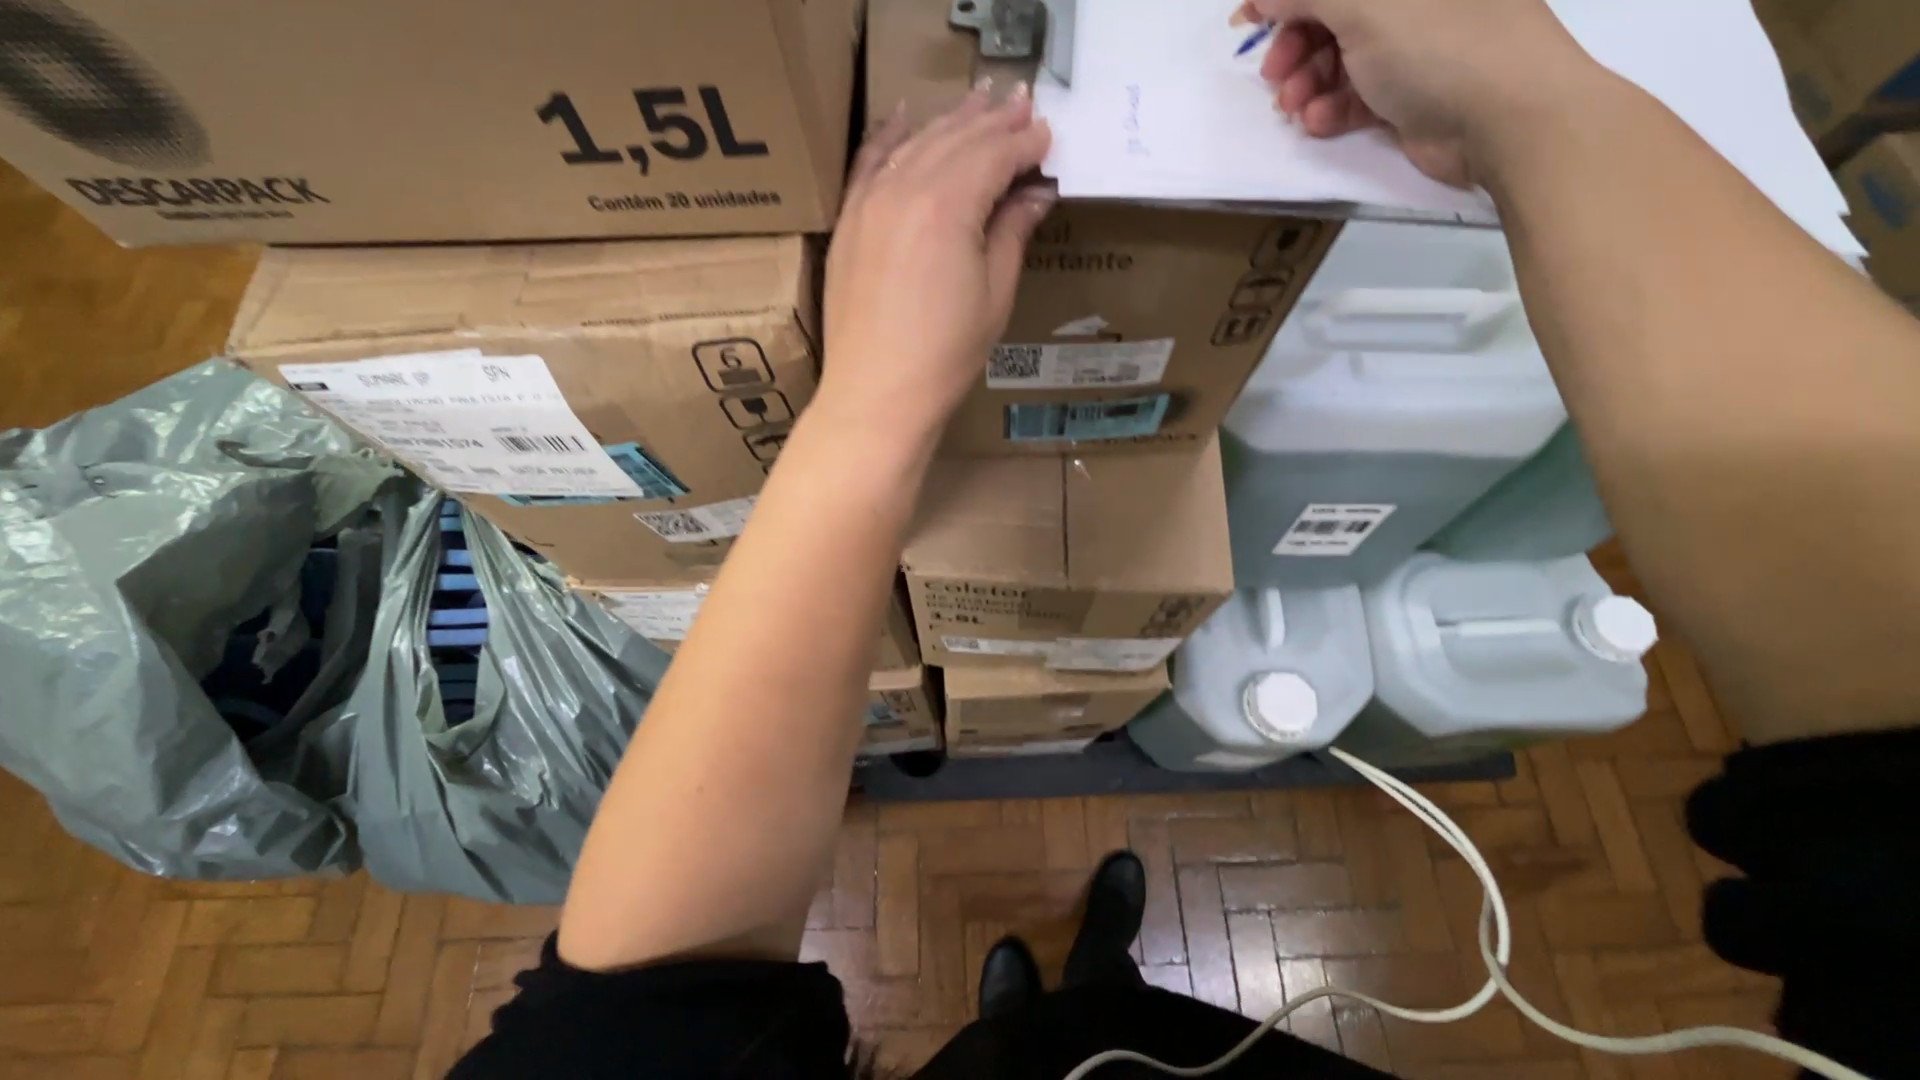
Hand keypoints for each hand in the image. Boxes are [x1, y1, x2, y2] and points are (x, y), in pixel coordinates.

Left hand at [818, 85, 1054, 440]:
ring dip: (951, 121)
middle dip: (993, 121)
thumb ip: (1012, 232)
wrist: (876, 395)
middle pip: (957, 140)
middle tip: (1022, 104)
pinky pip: (869, 163)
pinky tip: (904, 115)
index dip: (1025, 143)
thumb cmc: (945, 356)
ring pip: (917, 144)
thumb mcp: (994, 295)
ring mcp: (869, 202)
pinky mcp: (848, 222)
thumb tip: (1036, 193)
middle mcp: (905, 190)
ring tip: (980, 102)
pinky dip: (889, 136)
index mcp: (948, 206)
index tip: (1048, 135)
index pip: (995, 155)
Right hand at [1237, 0, 1598, 186]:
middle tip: (1275, 75)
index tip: (1249, 21)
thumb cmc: (1439, 44)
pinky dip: (1332, 108)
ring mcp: (1414, 45)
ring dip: (1308, 84)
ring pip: (1340, 58)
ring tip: (1295, 107)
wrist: (1504, 119)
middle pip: (1334, 13)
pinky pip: (1357, 95)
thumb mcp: (1365, 5)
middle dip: (1296, 44)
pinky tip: (1320, 122)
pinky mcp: (1410, 93)